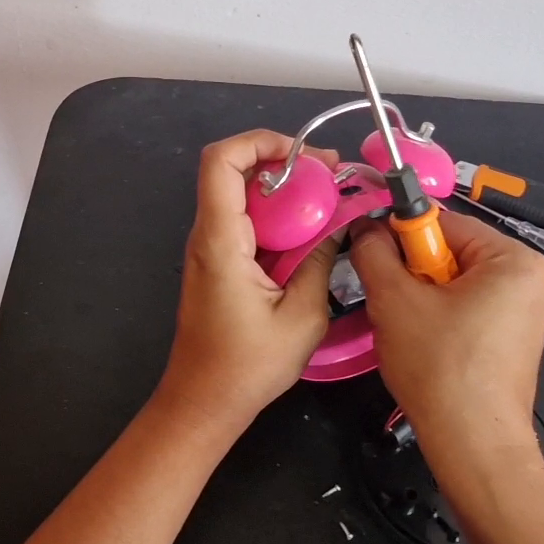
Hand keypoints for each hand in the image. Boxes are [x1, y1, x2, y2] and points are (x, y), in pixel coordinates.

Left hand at [153, 130, 340, 437]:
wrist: (204, 402)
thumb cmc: (247, 366)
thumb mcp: (302, 316)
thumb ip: (321, 262)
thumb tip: (340, 224)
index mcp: (221, 241)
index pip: (222, 161)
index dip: (260, 141)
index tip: (305, 155)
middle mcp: (208, 236)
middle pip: (236, 173)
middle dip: (286, 165)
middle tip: (332, 178)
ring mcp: (210, 250)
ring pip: (244, 198)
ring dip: (285, 193)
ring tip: (329, 203)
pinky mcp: (218, 265)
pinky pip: (247, 224)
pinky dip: (278, 219)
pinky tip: (311, 236)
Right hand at [348, 212, 543, 464]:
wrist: (472, 444)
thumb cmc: (439, 365)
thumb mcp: (394, 300)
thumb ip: (375, 252)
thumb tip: (365, 227)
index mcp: (514, 259)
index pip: (444, 223)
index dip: (401, 237)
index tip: (372, 258)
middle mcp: (530, 280)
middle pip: (450, 254)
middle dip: (412, 274)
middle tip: (389, 302)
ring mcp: (525, 313)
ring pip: (454, 285)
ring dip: (421, 299)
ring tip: (405, 328)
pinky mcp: (513, 341)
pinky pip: (467, 310)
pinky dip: (438, 319)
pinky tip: (423, 344)